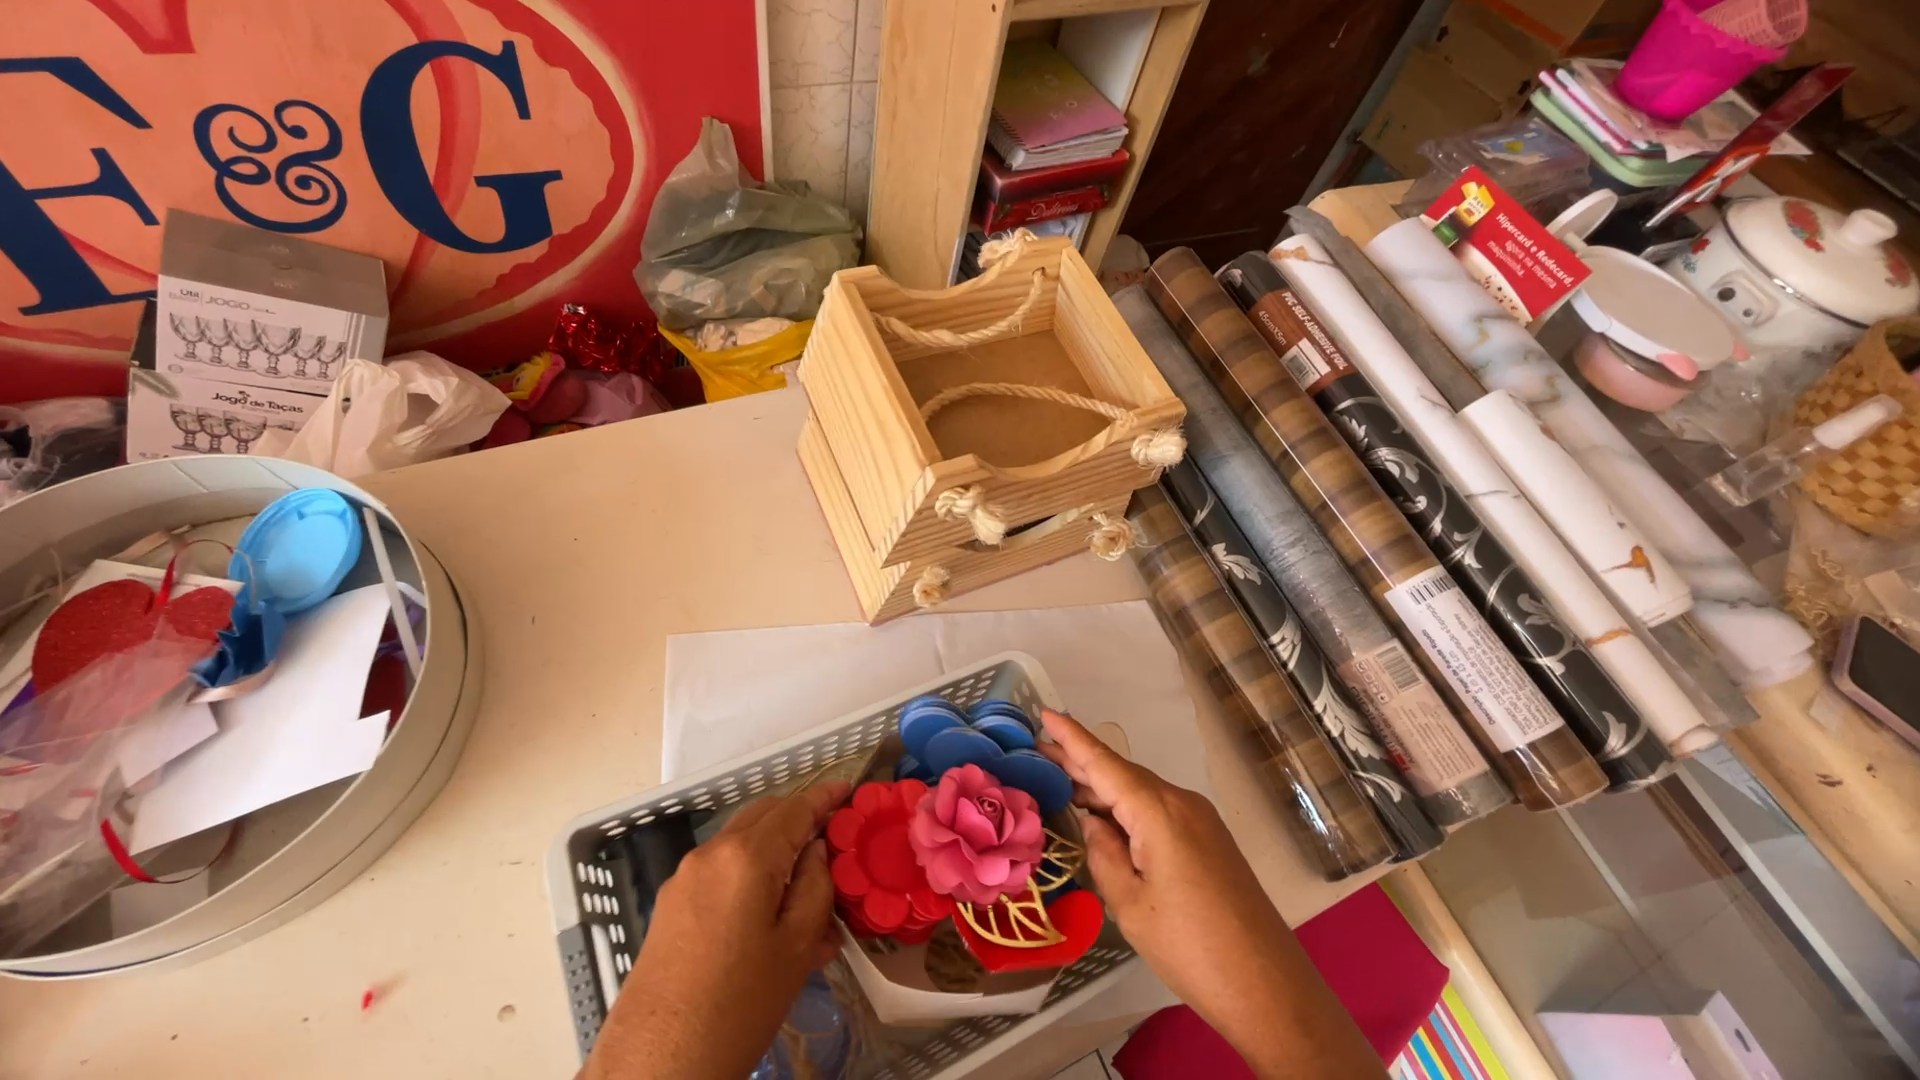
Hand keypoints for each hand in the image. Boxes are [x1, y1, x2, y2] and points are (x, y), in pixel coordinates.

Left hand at [581, 780, 849, 1079]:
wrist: (658, 1064)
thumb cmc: (740, 1003)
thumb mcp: (797, 945)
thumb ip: (815, 884)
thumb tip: (815, 850)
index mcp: (746, 855)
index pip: (795, 808)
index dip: (824, 797)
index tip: (848, 789)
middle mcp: (711, 853)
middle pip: (763, 815)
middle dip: (799, 817)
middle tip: (833, 837)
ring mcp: (684, 878)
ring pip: (741, 842)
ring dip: (775, 848)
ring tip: (808, 888)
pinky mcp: (671, 904)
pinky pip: (721, 870)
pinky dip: (751, 873)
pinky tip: (772, 914)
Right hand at [1038, 709, 1381, 1078]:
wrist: (1267, 986)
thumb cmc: (1190, 947)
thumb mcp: (1129, 903)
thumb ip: (1104, 854)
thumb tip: (1094, 822)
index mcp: (1159, 812)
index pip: (1105, 765)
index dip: (1072, 739)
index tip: (1046, 713)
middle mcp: (1182, 803)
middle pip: (1123, 773)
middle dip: (1081, 762)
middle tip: (1038, 752)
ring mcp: (1200, 820)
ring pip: (1141, 791)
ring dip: (1103, 787)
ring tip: (1061, 780)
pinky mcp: (1209, 840)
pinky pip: (1158, 810)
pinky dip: (1126, 806)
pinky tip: (1105, 815)